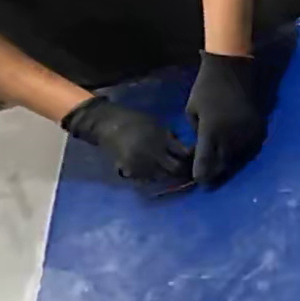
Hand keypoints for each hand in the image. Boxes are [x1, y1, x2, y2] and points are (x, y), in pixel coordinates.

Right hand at [60, 96, 190, 184]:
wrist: (107, 123)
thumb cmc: (134, 120)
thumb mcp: (156, 124)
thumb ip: (170, 138)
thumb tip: (185, 150)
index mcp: (161, 138)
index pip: (184, 153)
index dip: (190, 157)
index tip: (192, 158)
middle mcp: (153, 152)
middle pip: (175, 169)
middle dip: (181, 170)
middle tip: (183, 169)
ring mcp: (142, 163)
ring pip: (163, 177)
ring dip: (167, 174)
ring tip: (165, 169)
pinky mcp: (131, 170)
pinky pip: (147, 179)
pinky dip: (152, 177)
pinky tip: (151, 170)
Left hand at [185, 52, 266, 185]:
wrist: (233, 70)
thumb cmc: (207, 87)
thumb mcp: (192, 110)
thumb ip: (197, 133)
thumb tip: (203, 148)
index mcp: (210, 132)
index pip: (205, 164)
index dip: (201, 175)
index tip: (199, 180)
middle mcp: (230, 137)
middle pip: (223, 167)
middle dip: (215, 173)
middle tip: (209, 178)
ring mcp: (246, 135)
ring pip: (237, 160)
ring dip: (229, 164)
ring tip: (222, 166)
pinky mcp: (258, 130)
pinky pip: (250, 150)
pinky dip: (241, 154)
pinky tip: (235, 152)